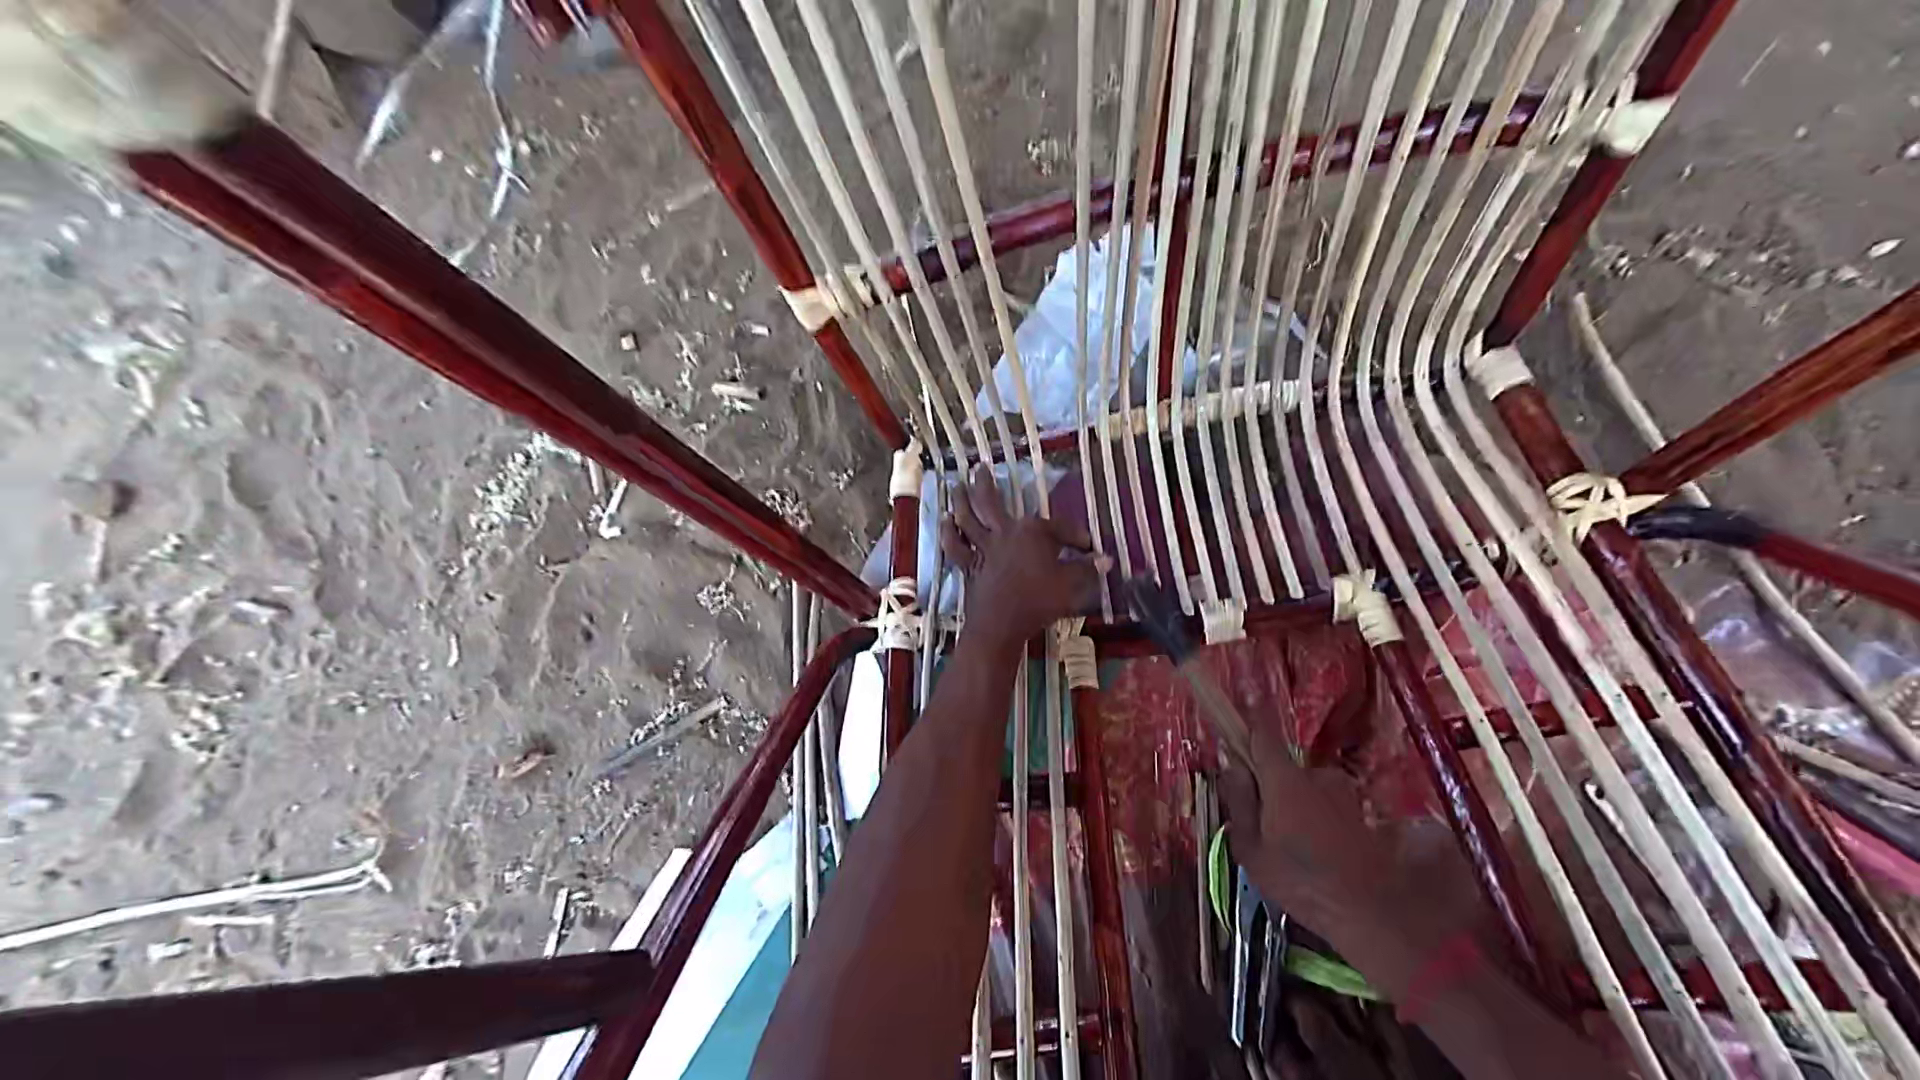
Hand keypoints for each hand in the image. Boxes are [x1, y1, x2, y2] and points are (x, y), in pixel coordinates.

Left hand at [938, 467, 1108, 653]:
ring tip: (956, 486)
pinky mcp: (970, 565)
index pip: (1060, 528)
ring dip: (961, 501)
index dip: (1076, 535)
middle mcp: (1005, 532)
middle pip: (991, 502)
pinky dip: (948, 534)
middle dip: (986, 483)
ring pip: (968, 518)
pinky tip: (945, 522)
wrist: (1002, 623)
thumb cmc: (1040, 600)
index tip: (1087, 545)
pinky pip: (956, 546)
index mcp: (1034, 532)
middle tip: (980, 467)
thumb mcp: (1071, 585)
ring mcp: (984, 548)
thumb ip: (1087, 570)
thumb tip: (1106, 560)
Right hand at [1216, 718, 1468, 981]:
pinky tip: (1322, 854)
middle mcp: (1317, 776)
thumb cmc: (1300, 882)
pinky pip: (1331, 806)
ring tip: (1296, 845)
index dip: (1249, 719)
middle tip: (1265, 821)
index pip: (1263, 734)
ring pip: (1310, 789)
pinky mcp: (1364, 815)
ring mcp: (1346, 795)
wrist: (1373, 916)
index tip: (1241, 707)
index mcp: (1284, 779)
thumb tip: (1232, 766)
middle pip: (1285, 769)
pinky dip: (1322, 821)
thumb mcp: (1249, 847)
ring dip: (1300, 805)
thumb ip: (1238, 801)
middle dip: (1273, 786)